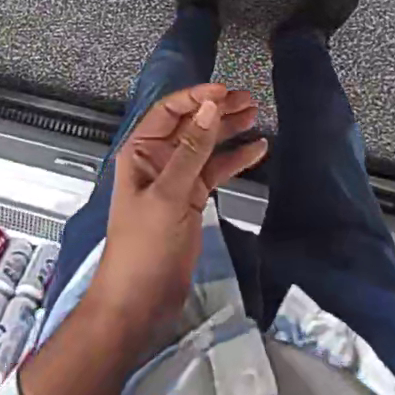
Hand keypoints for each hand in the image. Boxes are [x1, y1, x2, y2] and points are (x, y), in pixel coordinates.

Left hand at [88, 83, 266, 345]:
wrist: (139, 302)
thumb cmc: (143, 247)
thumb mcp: (168, 194)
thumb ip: (191, 150)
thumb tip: (209, 108)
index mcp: (141, 151)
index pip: (170, 111)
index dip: (196, 97)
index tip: (224, 91)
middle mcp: (158, 159)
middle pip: (190, 125)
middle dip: (217, 110)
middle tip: (248, 100)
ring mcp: (176, 179)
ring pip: (205, 146)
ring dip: (228, 131)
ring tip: (255, 115)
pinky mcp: (191, 199)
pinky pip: (215, 171)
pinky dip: (234, 160)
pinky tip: (256, 150)